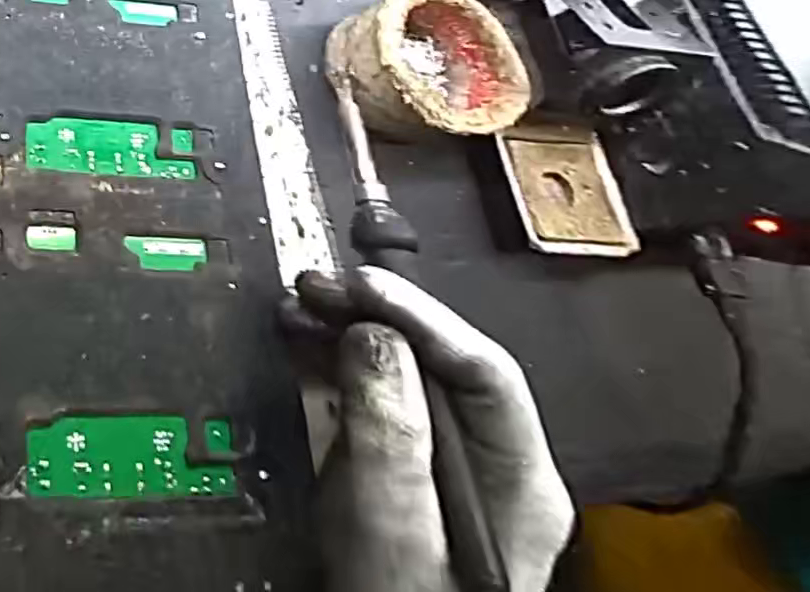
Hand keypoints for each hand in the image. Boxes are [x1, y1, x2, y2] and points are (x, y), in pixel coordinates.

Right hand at [288, 266, 574, 591]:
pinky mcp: (386, 446)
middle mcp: (478, 452)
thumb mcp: (392, 526)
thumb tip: (373, 338)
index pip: (482, 369)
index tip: (358, 284)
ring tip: (299, 304)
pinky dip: (327, 350)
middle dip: (373, 312)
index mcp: (509, 475)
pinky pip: (361, 381)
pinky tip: (300, 334)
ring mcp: (430, 447)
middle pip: (436, 357)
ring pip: (395, 362)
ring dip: (344, 324)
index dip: (419, 316)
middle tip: (316, 285)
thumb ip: (389, 434)